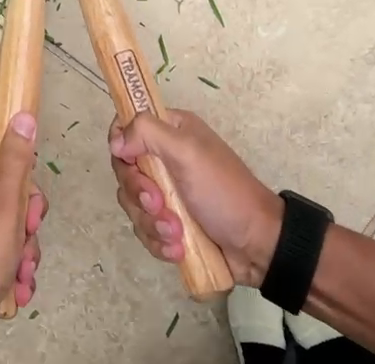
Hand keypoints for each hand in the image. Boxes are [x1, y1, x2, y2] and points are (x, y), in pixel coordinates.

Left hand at [0, 113, 48, 347]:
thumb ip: (17, 159)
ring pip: (11, 217)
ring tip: (22, 265)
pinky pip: (3, 244)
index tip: (32, 168)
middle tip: (28, 226)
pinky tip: (17, 283)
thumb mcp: (6, 202)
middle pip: (9, 180)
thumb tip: (21, 115)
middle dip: (27, 209)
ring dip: (25, 243)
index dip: (16, 143)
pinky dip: (14, 262)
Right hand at [109, 109, 282, 286]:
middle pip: (125, 169)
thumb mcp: (187, 152)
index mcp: (171, 131)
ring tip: (177, 235)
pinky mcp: (169, 222)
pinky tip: (177, 249)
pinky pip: (144, 228)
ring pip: (132, 203)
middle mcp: (165, 157)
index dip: (121, 144)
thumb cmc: (224, 192)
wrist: (258, 246)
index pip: (127, 125)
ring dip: (152, 222)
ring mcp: (167, 192)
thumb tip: (115, 142)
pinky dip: (158, 241)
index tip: (129, 162)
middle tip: (160, 204)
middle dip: (140, 193)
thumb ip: (148, 133)